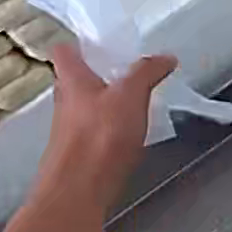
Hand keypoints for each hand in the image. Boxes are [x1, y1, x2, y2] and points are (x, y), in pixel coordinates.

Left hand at [35, 42, 175, 209]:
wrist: (80, 187)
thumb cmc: (101, 134)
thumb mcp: (130, 95)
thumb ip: (147, 72)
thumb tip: (166, 56)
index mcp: (72, 79)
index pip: (65, 51)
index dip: (82, 44)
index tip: (106, 44)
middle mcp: (65, 100)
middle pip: (78, 78)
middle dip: (101, 72)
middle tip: (130, 70)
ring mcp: (70, 126)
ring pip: (88, 103)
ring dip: (108, 99)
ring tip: (138, 99)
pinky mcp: (80, 149)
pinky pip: (96, 126)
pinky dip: (112, 123)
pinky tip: (133, 130)